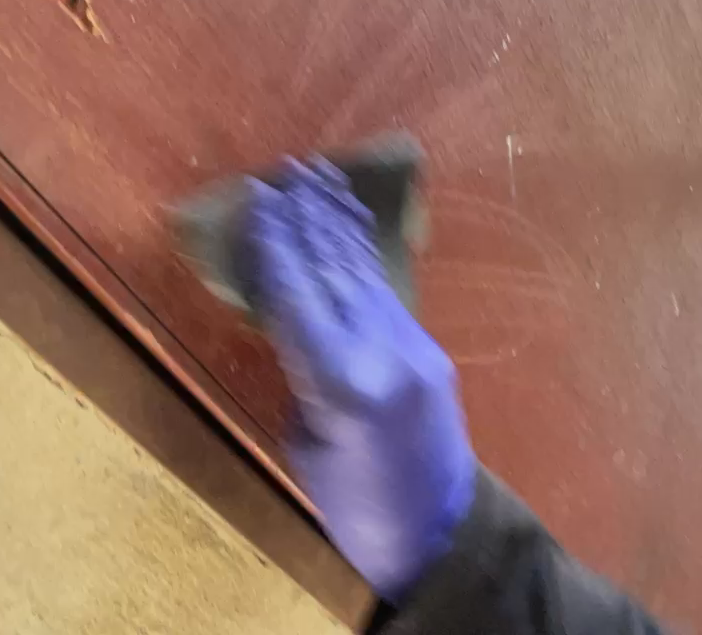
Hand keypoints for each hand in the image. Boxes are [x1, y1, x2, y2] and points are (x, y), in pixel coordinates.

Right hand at [242, 159, 476, 601]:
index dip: (274, 243)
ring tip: (320, 176)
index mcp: (341, 379)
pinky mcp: (426, 341)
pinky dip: (362, 248)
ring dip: (337, 219)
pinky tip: (351, 221)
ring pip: (362, 268)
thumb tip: (292, 317)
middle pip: (332, 268)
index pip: (296, 294)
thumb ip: (298, 370)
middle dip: (306, 215)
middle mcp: (380, 345)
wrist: (442, 531)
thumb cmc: (355, 507)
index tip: (259, 198)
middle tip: (287, 170)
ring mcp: (411, 339)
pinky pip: (383, 285)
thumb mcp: (303, 441)